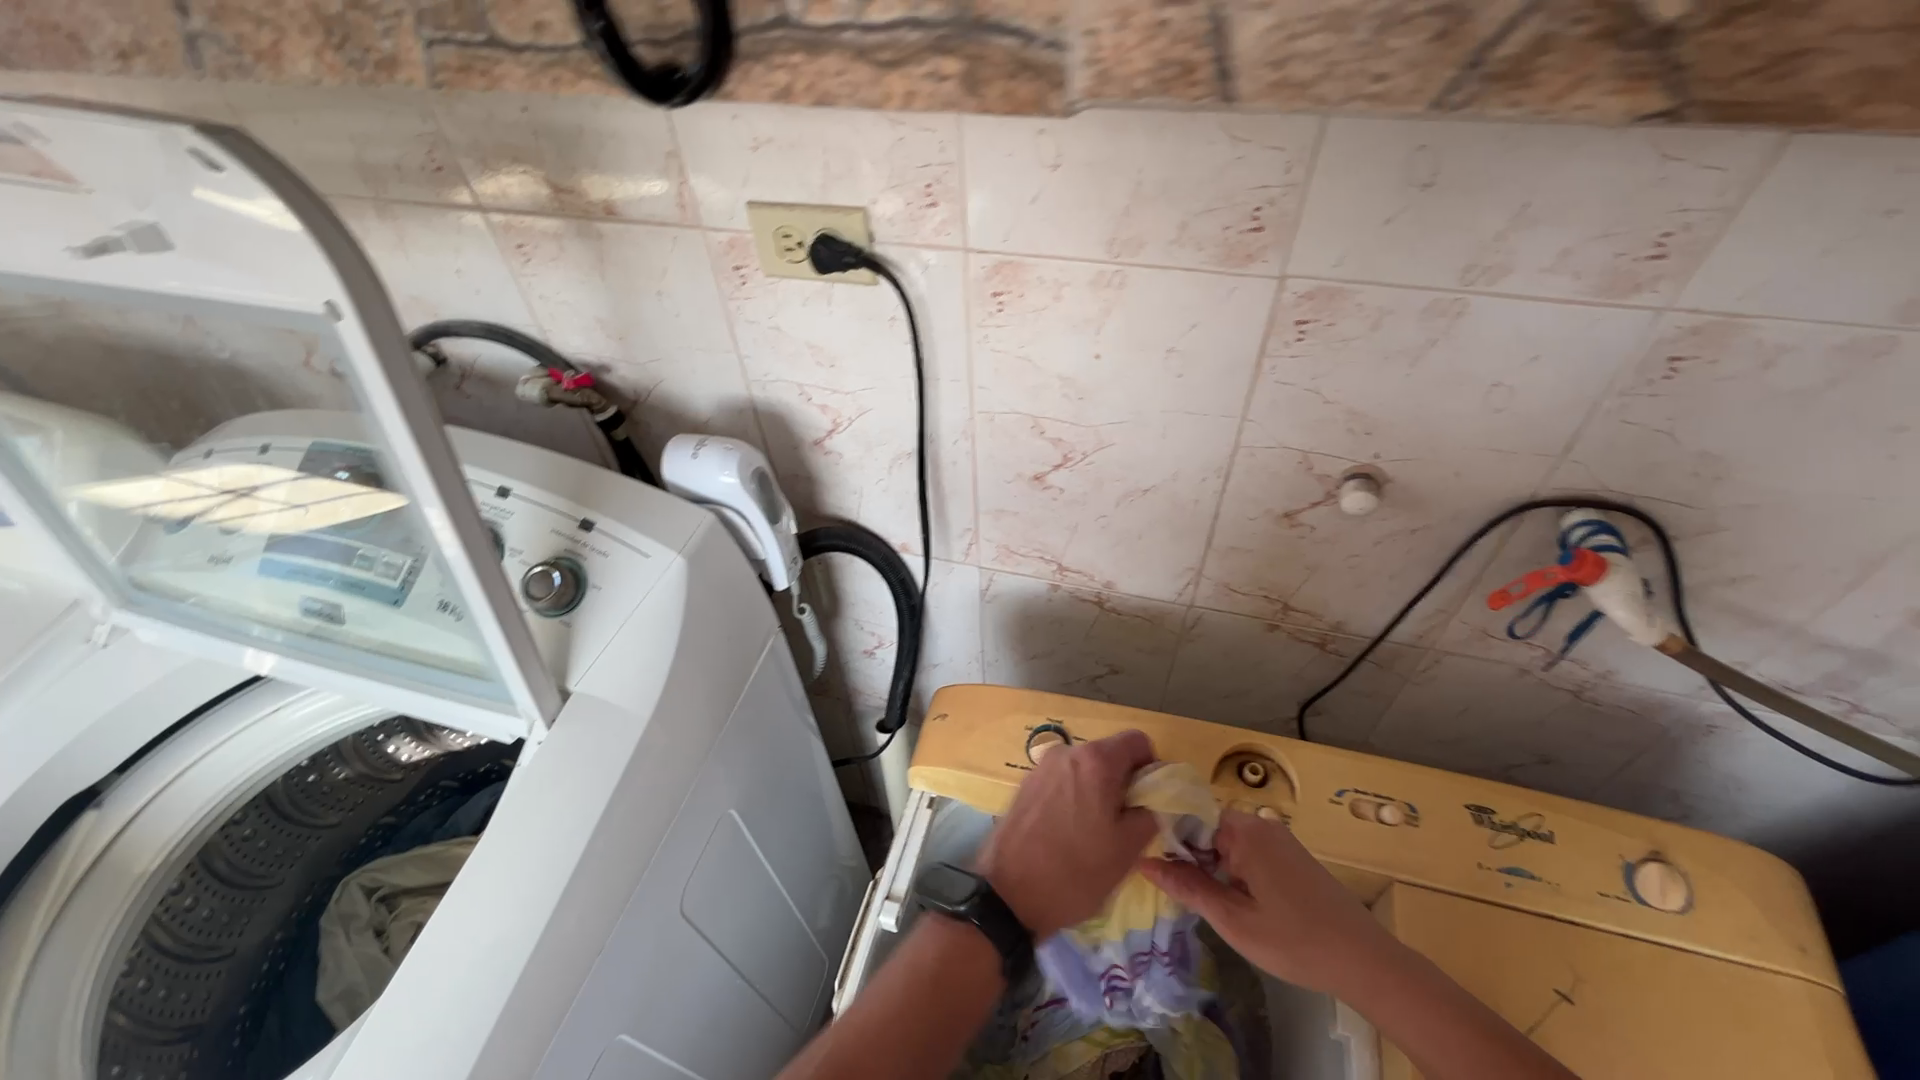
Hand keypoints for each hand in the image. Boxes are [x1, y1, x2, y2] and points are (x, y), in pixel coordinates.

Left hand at [975, 730, 1158, 938]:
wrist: (1008, 894)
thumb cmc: (1075, 871)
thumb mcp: (1127, 849)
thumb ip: (1149, 813)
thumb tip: (1151, 801)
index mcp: (1096, 760)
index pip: (1138, 741)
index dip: (1151, 768)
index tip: (1149, 801)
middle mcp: (1066, 753)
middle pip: (1109, 754)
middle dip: (1123, 782)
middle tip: (1125, 823)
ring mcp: (1041, 768)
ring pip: (1084, 770)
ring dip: (1097, 791)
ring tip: (1095, 833)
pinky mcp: (1024, 786)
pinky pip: (1061, 782)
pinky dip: (1073, 798)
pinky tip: (1068, 833)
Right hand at [1138, 809, 1392, 994]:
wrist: (1365, 962)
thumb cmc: (1294, 941)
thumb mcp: (1233, 919)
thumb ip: (1188, 887)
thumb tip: (1144, 861)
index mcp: (1245, 832)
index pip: (1188, 816)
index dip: (1164, 837)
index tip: (1144, 860)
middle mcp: (1261, 826)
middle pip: (1206, 827)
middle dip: (1185, 854)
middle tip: (1164, 886)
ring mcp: (1278, 841)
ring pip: (1225, 842)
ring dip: (1207, 865)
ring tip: (1189, 895)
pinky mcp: (1290, 858)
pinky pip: (1246, 853)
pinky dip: (1229, 871)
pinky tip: (1224, 900)